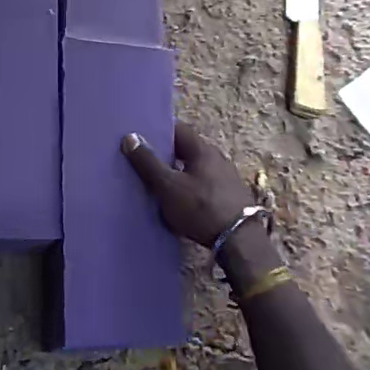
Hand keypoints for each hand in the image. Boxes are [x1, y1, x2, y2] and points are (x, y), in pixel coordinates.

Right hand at [123, 124, 272, 279]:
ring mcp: (226, 177)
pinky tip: (181, 200)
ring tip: (159, 183)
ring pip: (196, 168)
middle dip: (168, 154)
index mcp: (202, 150)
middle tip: (146, 161)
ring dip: (179, 172)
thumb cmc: (200, 208)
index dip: (160, 130)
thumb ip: (149, 163)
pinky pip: (204, 184)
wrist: (239, 240)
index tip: (143, 137)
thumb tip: (130, 137)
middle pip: (188, 149)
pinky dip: (190, 186)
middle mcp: (217, 158)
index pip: (179, 129)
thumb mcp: (168, 187)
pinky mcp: (230, 196)